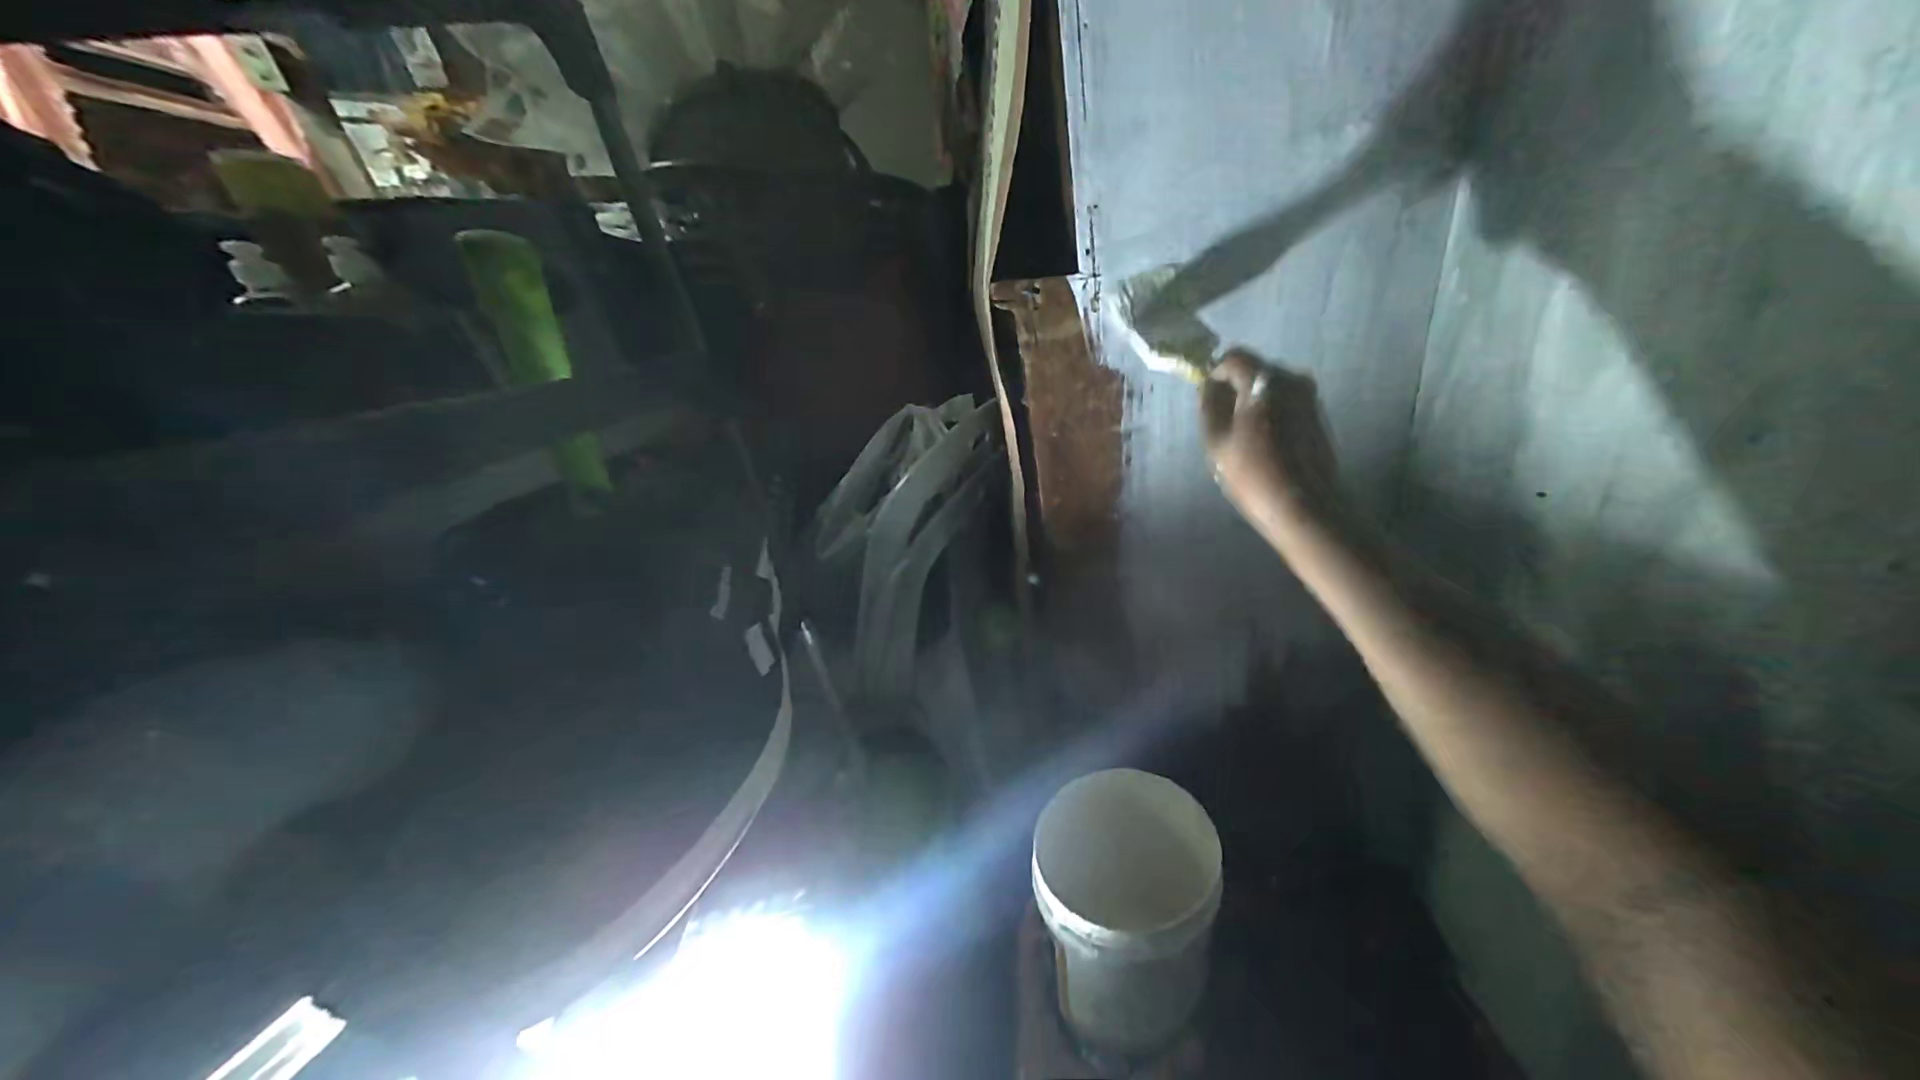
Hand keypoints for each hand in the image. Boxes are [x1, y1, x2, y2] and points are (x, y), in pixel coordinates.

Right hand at [1201, 350, 1338, 520]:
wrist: (1304, 506)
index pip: (1234, 357)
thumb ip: (1208, 406)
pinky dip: (1269, 411)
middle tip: (1221, 420)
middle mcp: (1292, 379)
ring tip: (1241, 435)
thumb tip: (1207, 386)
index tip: (1206, 398)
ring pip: (1270, 385)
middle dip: (1234, 387)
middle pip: (1254, 369)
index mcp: (1264, 381)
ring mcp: (1309, 396)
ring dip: (1252, 401)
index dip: (1215, 373)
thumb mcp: (1216, 442)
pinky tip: (1263, 442)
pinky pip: (1285, 401)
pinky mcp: (1317, 414)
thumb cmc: (1253, 474)